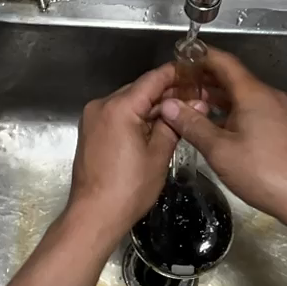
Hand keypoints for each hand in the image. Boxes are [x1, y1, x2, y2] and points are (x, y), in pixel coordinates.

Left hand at [67, 63, 179, 239]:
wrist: (94, 214)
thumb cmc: (128, 188)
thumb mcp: (158, 155)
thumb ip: (174, 125)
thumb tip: (196, 105)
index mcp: (119, 107)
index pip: (151, 80)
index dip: (173, 74)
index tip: (193, 71)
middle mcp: (101, 106)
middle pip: (138, 90)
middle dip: (165, 93)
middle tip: (193, 96)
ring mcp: (92, 117)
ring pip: (127, 102)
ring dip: (150, 106)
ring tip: (179, 111)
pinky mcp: (90, 130)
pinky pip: (117, 114)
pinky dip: (135, 116)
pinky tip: (155, 125)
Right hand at [158, 47, 286, 225]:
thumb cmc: (263, 172)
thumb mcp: (220, 150)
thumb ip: (192, 125)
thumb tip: (168, 106)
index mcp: (253, 93)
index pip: (223, 62)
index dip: (200, 56)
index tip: (179, 57)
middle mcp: (268, 96)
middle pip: (232, 78)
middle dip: (204, 80)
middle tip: (177, 87)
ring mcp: (279, 112)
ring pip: (242, 96)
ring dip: (217, 98)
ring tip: (191, 106)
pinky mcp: (284, 129)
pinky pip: (253, 110)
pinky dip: (232, 111)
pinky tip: (216, 126)